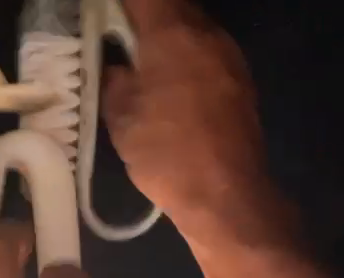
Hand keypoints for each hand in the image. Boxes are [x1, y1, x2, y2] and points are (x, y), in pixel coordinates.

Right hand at [104, 0, 296, 252]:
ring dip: (167, 40)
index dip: (118, 5)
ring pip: (191, 29)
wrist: (223, 193)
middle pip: (171, 5)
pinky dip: (185, 61)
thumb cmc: (166, 154)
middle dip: (143, 17)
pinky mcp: (240, 79)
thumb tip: (114, 66)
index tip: (103, 17)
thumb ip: (113, 82)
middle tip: (119, 41)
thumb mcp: (121, 120)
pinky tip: (172, 91)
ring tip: (144, 68)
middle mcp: (206, 30)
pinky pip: (206, 54)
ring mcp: (228, 53)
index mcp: (171, 31)